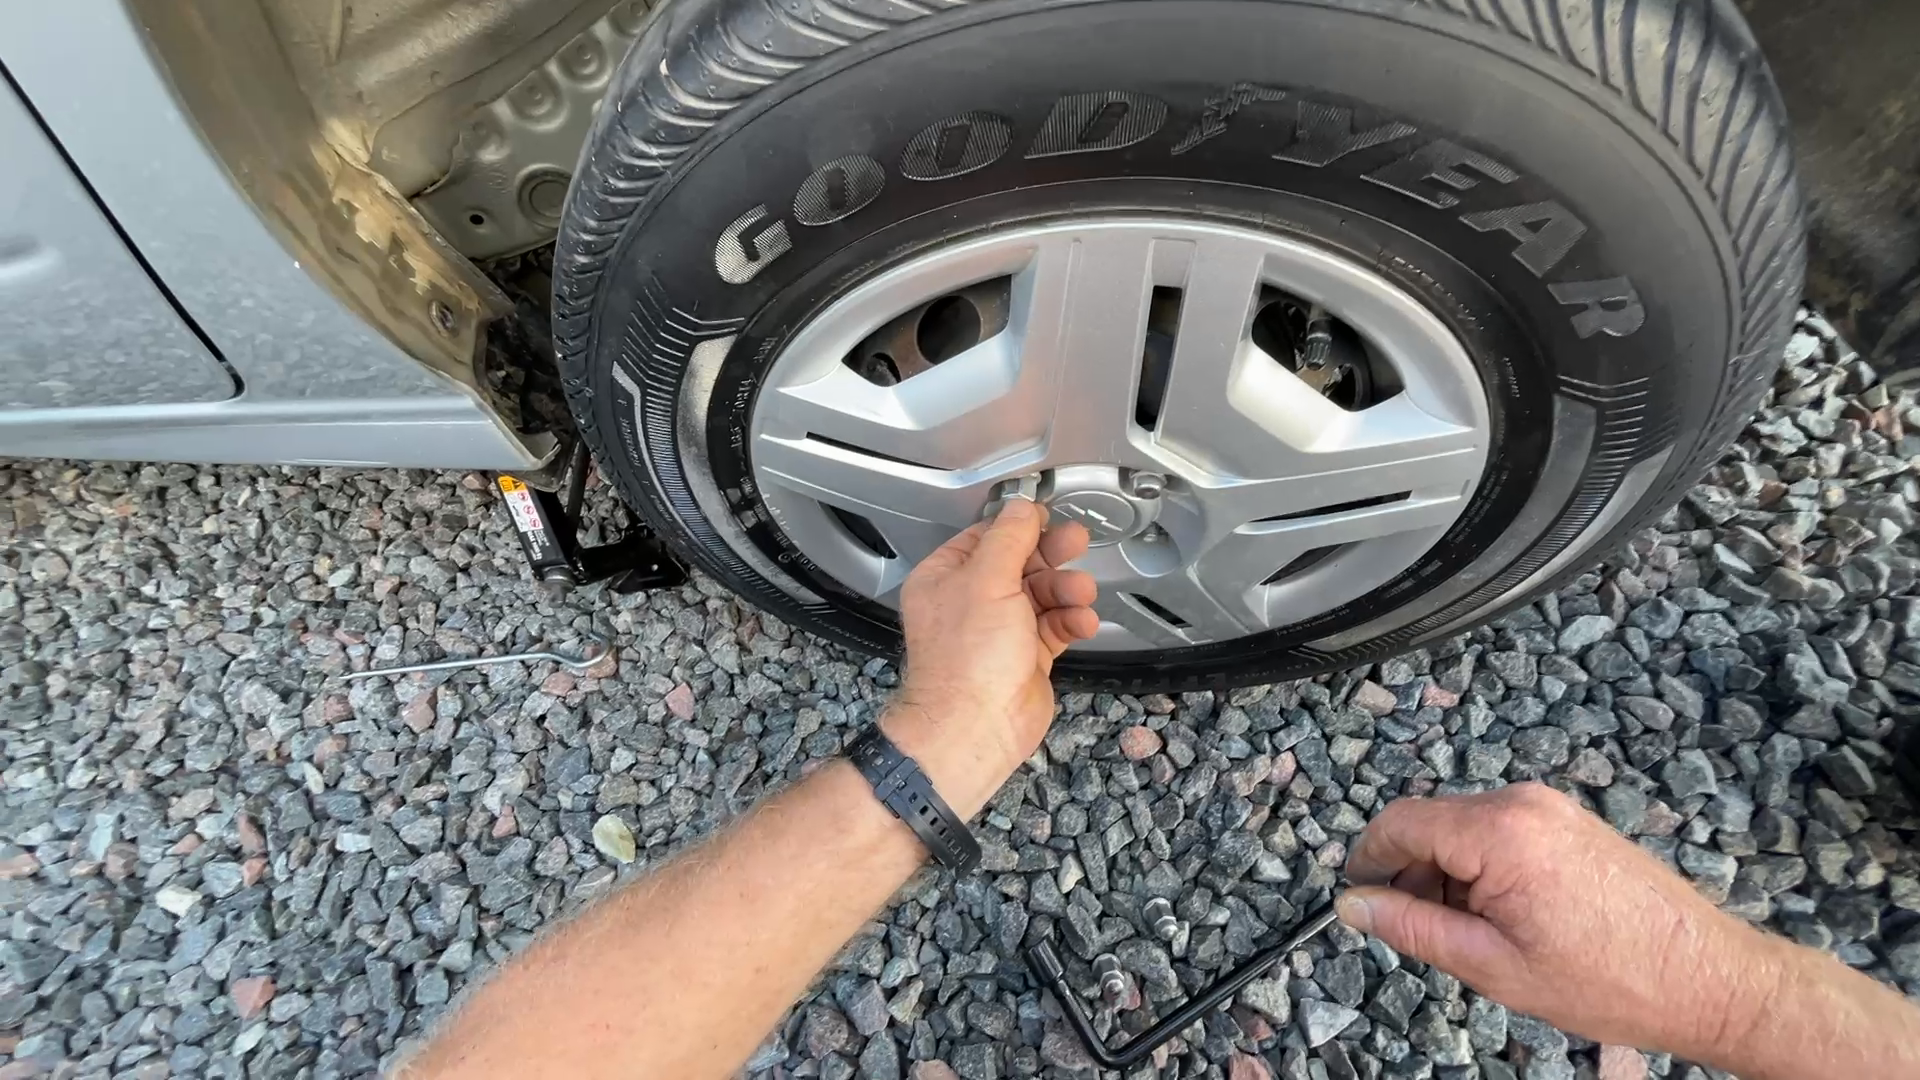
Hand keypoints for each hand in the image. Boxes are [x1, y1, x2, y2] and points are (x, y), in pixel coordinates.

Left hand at [883, 498, 1098, 816]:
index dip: (1019, 527)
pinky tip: (1082, 621)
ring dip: (1066, 590)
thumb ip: (1008, 538)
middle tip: (1075, 542)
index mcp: (946, 578)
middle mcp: (969, 602)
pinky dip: (1071, 621)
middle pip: (1019, 563)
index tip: (1047, 518)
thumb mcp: (987, 580)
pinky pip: (1054, 627)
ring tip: (1080, 593)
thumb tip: (1022, 507)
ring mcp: (998, 630)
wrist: (977, 727)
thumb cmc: (967, 659)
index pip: (986, 538)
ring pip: (1042, 595)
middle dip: (1050, 555)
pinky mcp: (1024, 656)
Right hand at [1338, 783, 1786, 1062]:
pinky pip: (1491, 825)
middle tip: (1418, 924)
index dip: (1369, 857)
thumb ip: (1411, 927)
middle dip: (1409, 869)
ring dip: (1443, 868)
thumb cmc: (1614, 983)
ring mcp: (1542, 804)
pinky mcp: (1560, 815)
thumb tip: (1350, 905)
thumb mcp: (1494, 966)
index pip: (1398, 824)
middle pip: (1426, 822)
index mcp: (1497, 833)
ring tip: (1469, 926)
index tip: (1359, 893)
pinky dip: (1476, 861)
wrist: (1725, 984)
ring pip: (1456, 825)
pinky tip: (1498, 907)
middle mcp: (1516, 802)